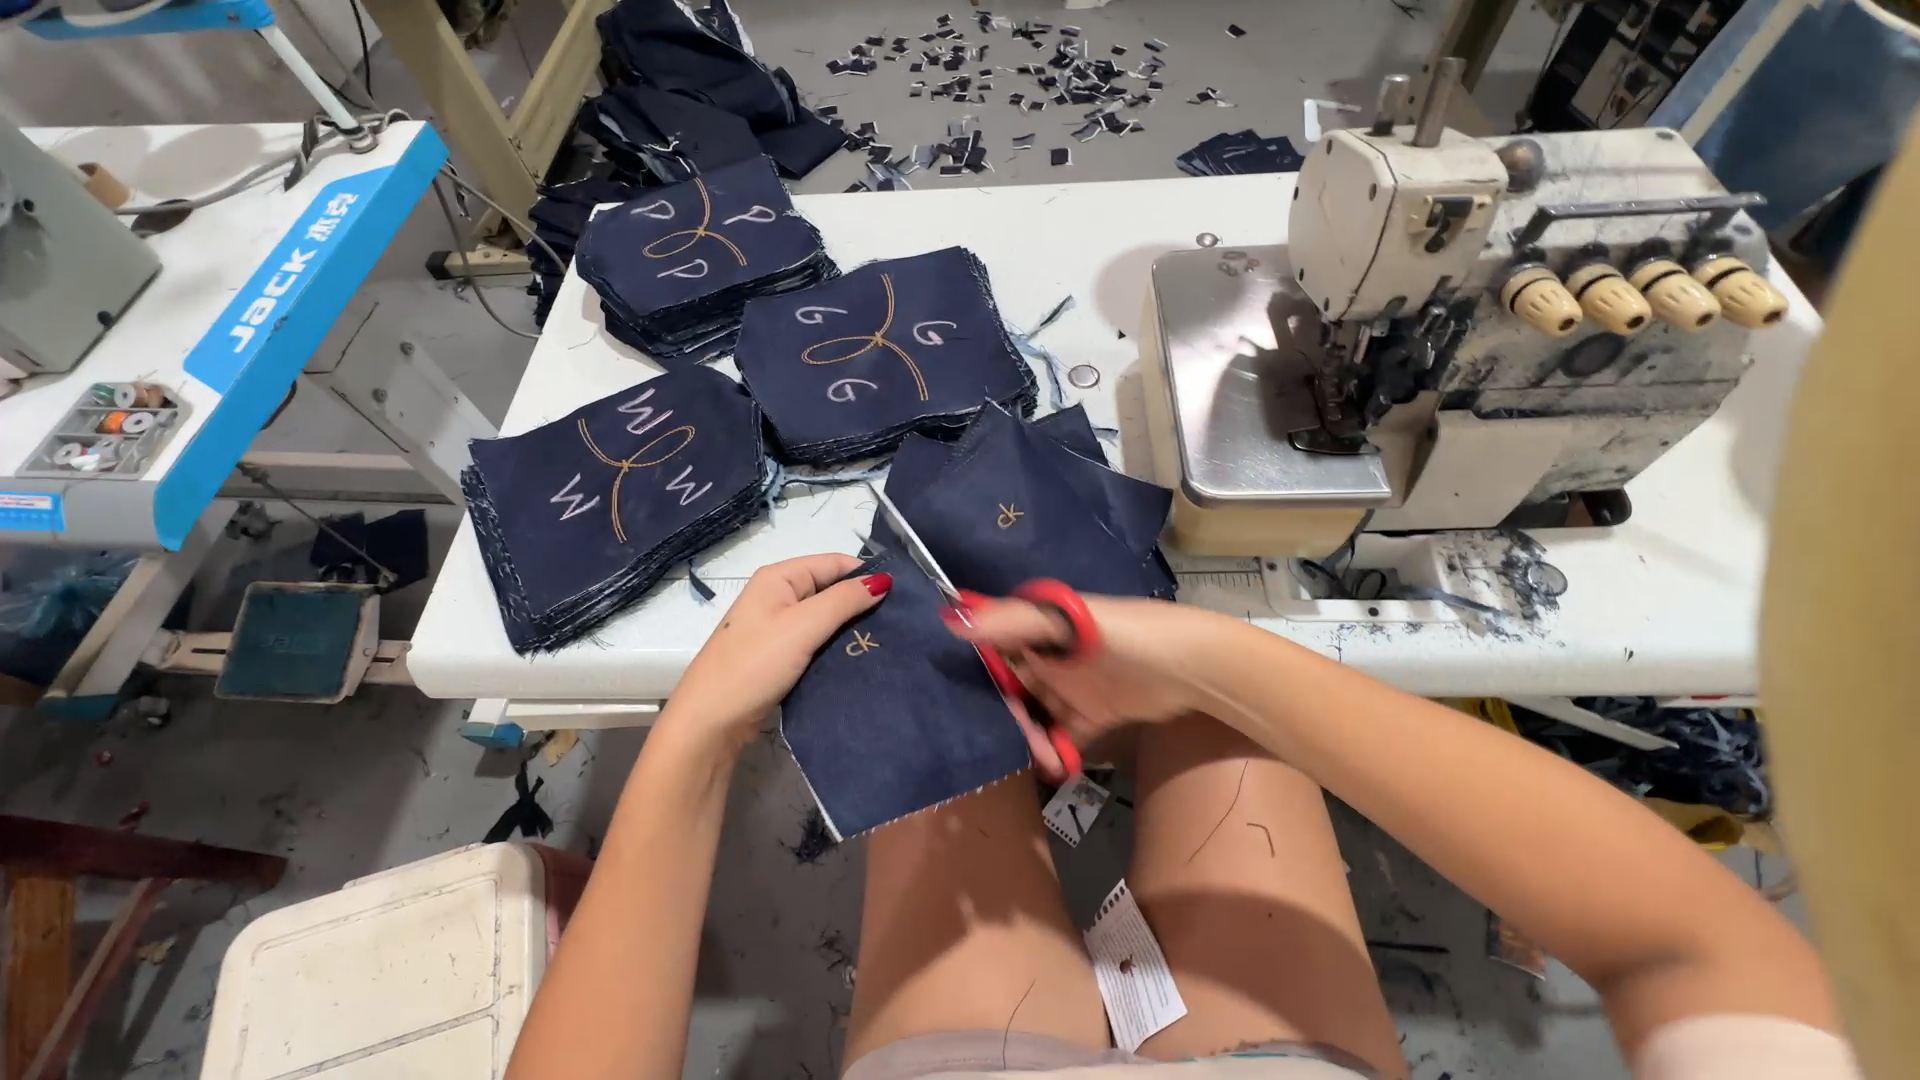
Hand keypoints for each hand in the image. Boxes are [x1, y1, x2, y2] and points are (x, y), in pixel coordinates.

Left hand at [660, 554, 890, 753]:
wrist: (711, 721)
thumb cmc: (755, 665)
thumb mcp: (803, 626)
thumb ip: (844, 600)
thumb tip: (884, 578)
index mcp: (779, 577)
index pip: (835, 563)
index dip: (867, 574)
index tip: (904, 595)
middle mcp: (778, 596)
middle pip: (831, 589)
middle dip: (862, 602)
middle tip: (902, 622)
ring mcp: (778, 627)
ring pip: (826, 618)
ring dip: (852, 627)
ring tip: (889, 641)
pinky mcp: (781, 656)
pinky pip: (817, 642)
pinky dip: (837, 647)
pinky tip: (860, 658)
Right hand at [947, 593, 1230, 778]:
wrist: (1195, 666)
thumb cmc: (1128, 635)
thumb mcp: (1067, 622)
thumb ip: (1011, 622)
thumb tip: (948, 617)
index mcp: (1039, 628)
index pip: (992, 650)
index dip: (974, 675)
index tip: (958, 704)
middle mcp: (1049, 656)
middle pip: (1010, 689)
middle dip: (1004, 716)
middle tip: (1003, 743)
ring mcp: (1071, 686)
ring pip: (1034, 716)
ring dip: (1029, 738)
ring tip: (1039, 758)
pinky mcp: (1093, 713)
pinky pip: (1063, 735)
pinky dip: (1055, 752)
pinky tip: (1053, 768)